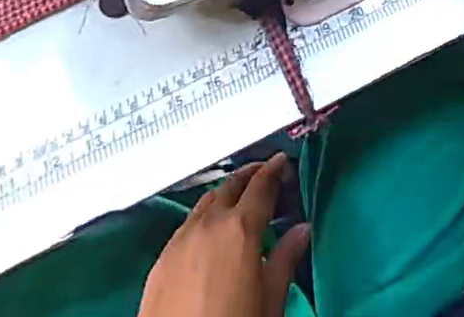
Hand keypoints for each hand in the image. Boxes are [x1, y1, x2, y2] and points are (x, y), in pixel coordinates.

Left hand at [138, 153, 310, 316]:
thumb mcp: (269, 302)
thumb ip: (286, 259)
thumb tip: (302, 229)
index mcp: (240, 229)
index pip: (261, 186)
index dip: (273, 170)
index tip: (282, 161)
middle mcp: (209, 224)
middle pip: (231, 185)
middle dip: (249, 175)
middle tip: (264, 173)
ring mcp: (181, 239)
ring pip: (206, 201)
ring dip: (225, 193)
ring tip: (238, 199)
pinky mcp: (161, 259)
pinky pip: (187, 223)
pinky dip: (204, 216)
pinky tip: (210, 232)